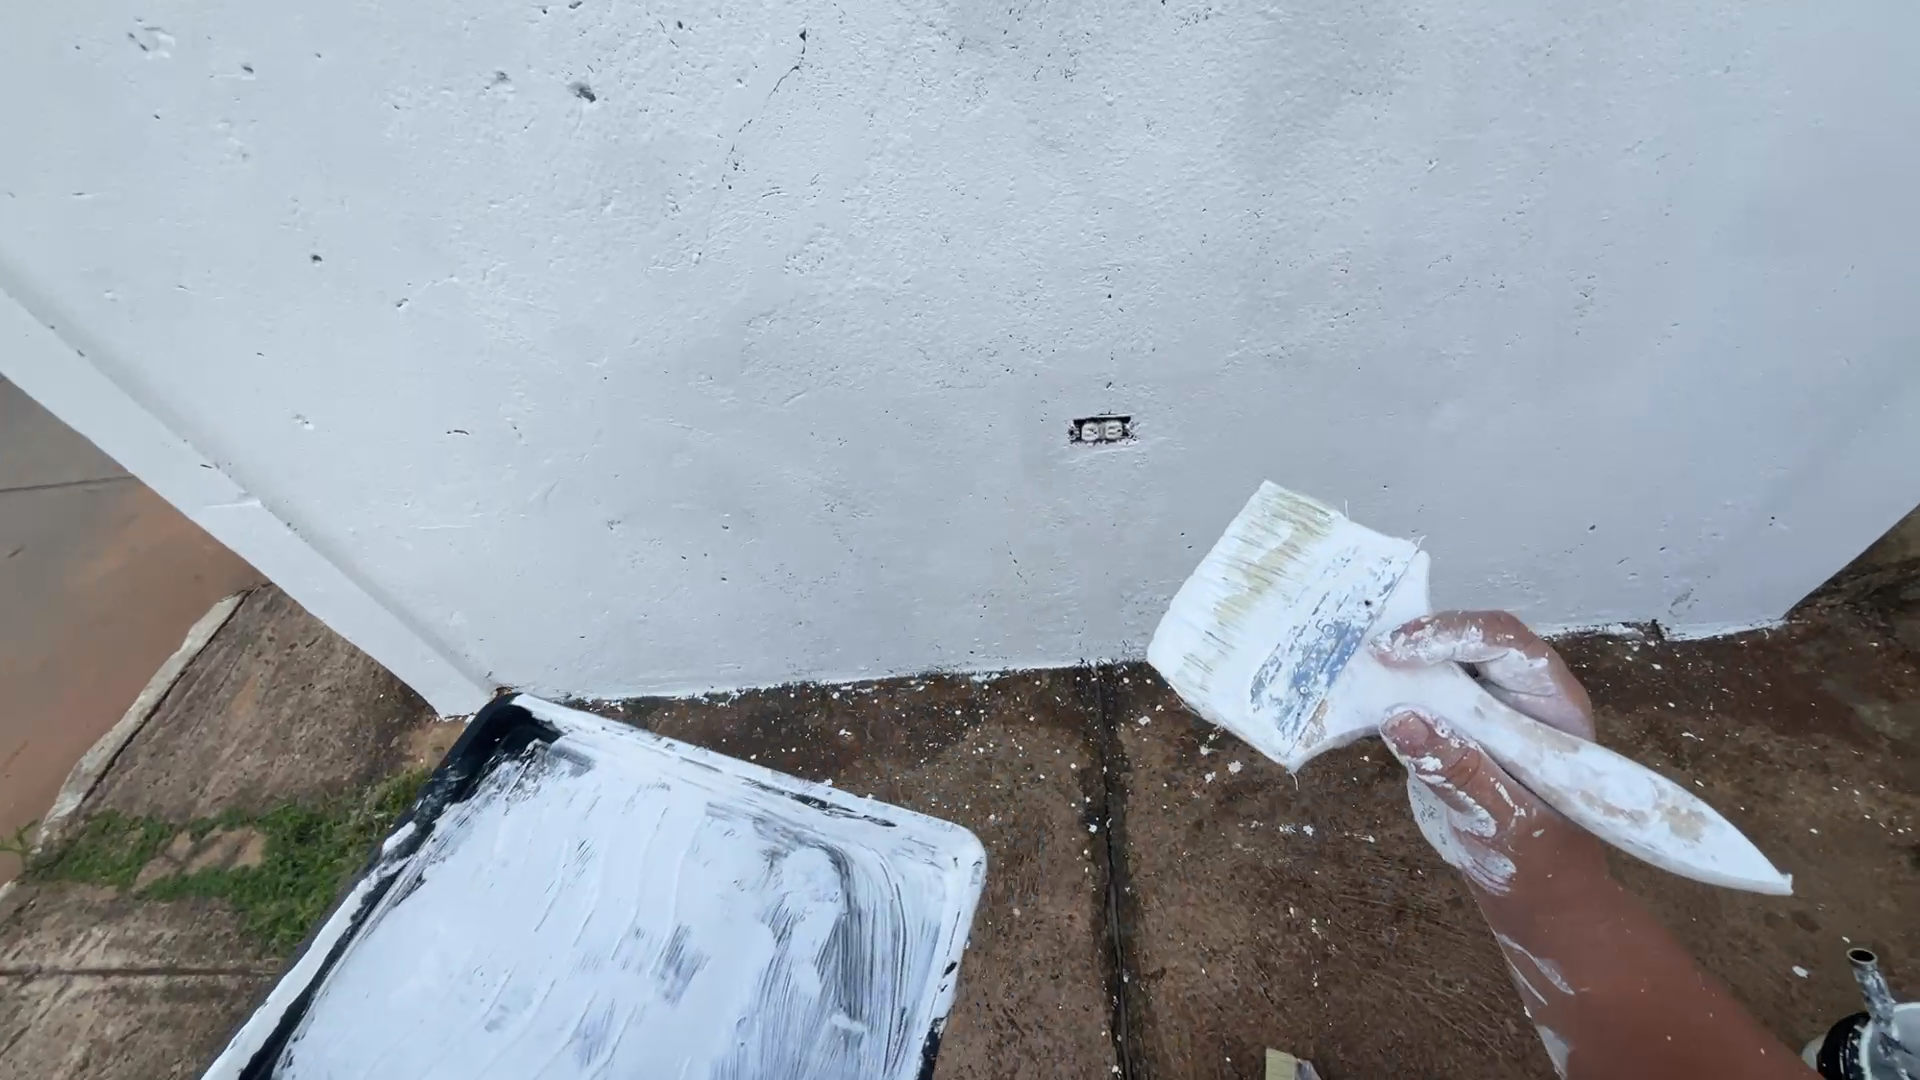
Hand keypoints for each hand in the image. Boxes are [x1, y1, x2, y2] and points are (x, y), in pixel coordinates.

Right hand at [1369, 612, 1607, 901]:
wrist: (1528, 887)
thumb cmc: (1539, 859)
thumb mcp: (1505, 824)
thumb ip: (1460, 774)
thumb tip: (1399, 719)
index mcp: (1551, 706)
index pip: (1508, 645)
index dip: (1455, 636)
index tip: (1399, 651)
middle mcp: (1515, 692)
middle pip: (1468, 638)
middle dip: (1418, 637)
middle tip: (1369, 653)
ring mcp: (1477, 703)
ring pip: (1434, 658)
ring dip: (1393, 658)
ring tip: (1352, 664)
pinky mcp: (1443, 718)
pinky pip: (1410, 688)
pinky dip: (1379, 685)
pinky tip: (1350, 691)